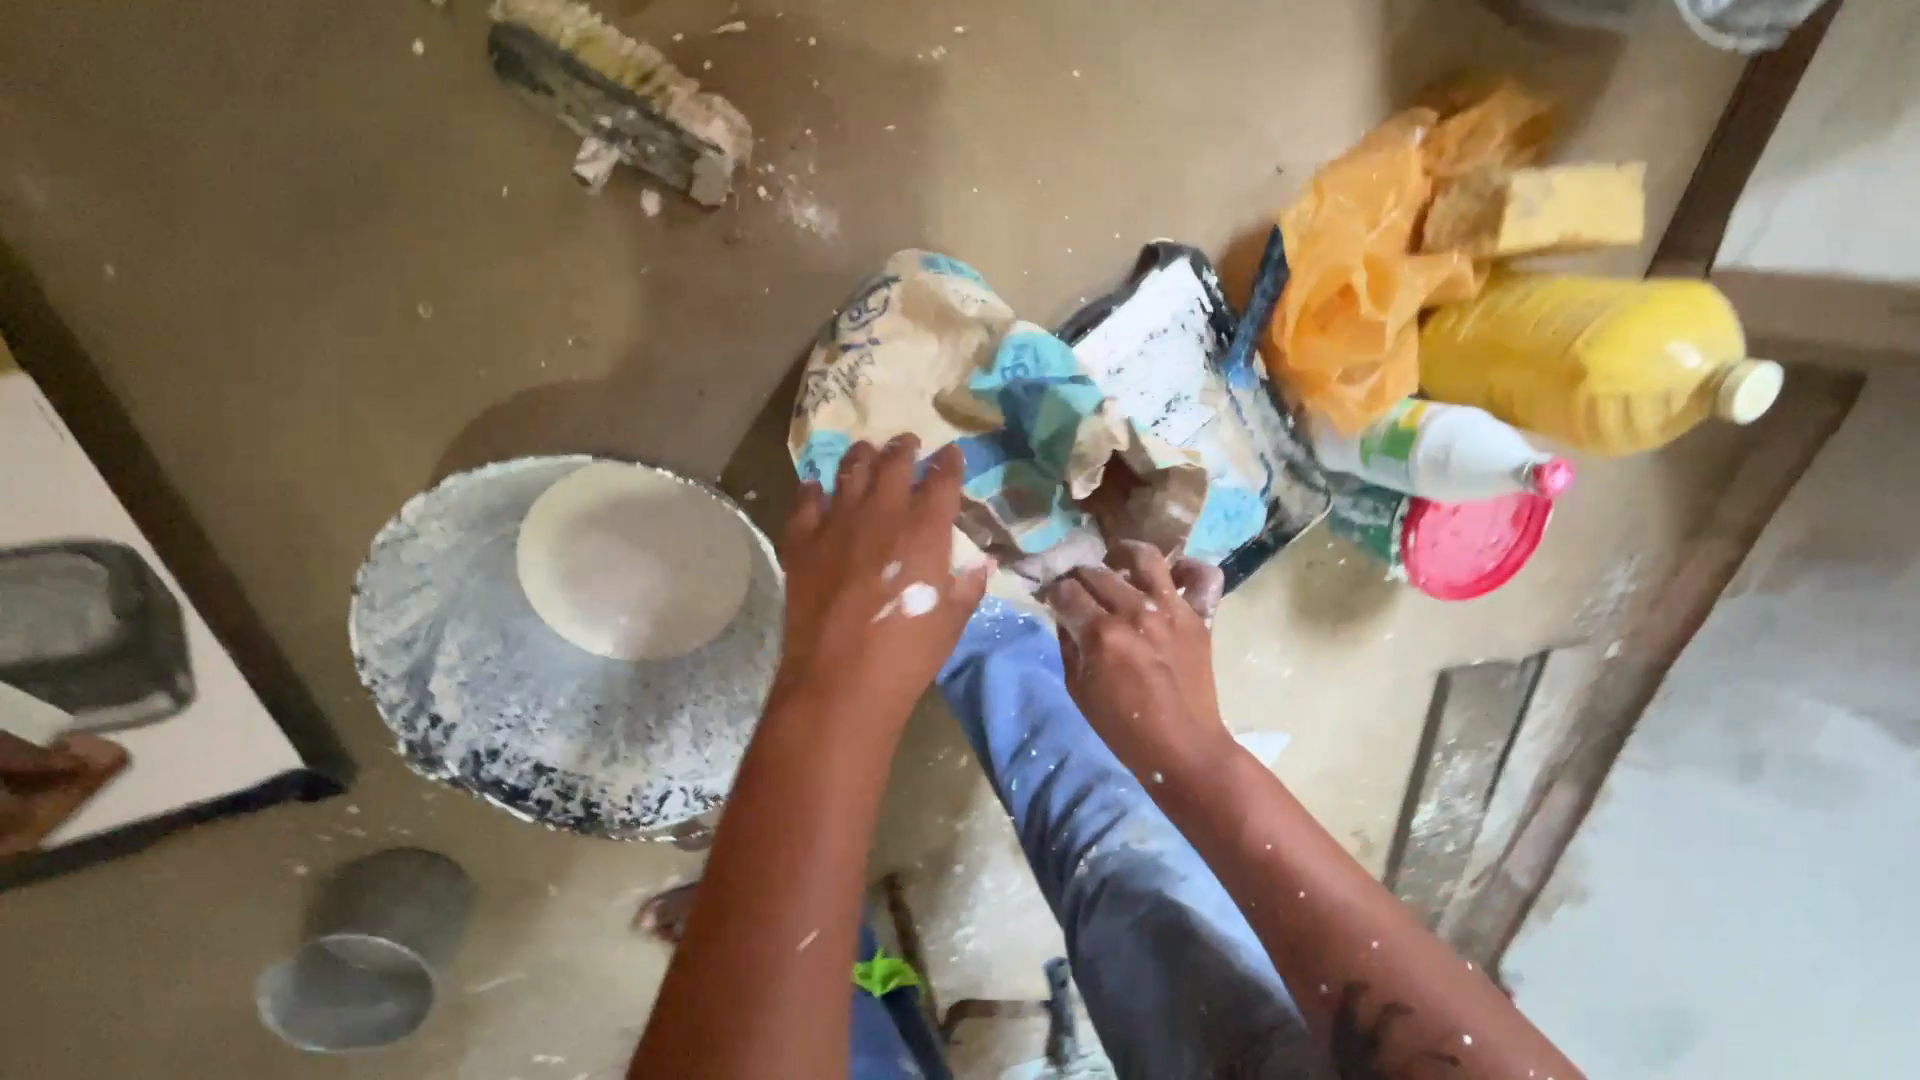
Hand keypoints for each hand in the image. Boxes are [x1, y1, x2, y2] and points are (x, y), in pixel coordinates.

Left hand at [771, 436, 992, 730]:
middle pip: (894, 463)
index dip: (948, 462)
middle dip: (904, 448)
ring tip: (866, 450)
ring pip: (849, 472)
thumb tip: (983, 564)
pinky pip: (806, 502)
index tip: (951, 454)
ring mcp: (837, 523)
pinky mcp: (802, 542)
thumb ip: (968, 584)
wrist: (841, 677)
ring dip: (861, 457)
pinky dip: (814, 491)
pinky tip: (817, 488)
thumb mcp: (953, 620)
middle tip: (907, 442)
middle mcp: (882, 513)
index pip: (942, 479)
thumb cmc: (908, 653)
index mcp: (925, 529)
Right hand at [1043, 541, 1230, 778]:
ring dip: (1124, 555)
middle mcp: (1135, 611)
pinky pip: (1201, 576)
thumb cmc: (1122, 727)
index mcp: (1101, 633)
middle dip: (1079, 578)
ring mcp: (1172, 609)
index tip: (1053, 600)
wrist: (1183, 746)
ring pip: (1145, 556)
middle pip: (1096, 572)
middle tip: (1078, 591)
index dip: (1053, 593)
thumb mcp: (1077, 688)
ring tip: (1117, 564)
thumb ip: (1068, 643)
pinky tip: (1171, 578)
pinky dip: (1188, 570)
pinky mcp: (1200, 616)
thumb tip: (1065, 612)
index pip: (1065, 591)